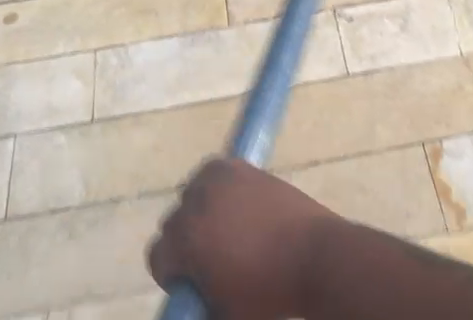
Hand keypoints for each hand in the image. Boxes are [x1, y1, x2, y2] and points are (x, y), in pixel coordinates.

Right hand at [147, 158, 340, 319]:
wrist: (314, 256)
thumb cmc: (268, 291)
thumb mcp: (224, 310)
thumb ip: (199, 301)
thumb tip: (193, 297)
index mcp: (185, 240)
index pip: (157, 256)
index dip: (174, 274)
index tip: (194, 283)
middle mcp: (195, 203)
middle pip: (173, 223)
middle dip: (187, 242)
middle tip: (213, 258)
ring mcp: (219, 179)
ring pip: (191, 194)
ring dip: (201, 210)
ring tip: (226, 228)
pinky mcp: (240, 166)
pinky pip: (213, 173)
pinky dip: (218, 186)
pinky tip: (235, 203)